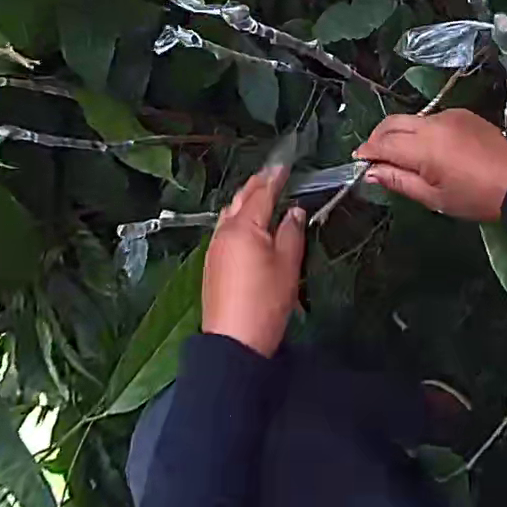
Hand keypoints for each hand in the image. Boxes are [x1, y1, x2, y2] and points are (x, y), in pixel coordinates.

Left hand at [202, 166, 305, 356]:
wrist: (234, 341)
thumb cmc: (265, 301)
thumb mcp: (288, 264)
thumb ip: (291, 231)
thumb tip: (294, 210)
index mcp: (244, 227)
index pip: (261, 194)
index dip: (274, 178)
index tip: (284, 165)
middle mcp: (225, 232)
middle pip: (241, 199)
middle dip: (257, 184)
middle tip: (272, 174)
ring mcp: (215, 248)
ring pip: (230, 213)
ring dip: (245, 199)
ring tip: (260, 193)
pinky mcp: (212, 263)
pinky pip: (225, 228)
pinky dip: (238, 216)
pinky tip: (246, 223)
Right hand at [353, 110, 506, 222]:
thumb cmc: (475, 198)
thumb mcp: (433, 198)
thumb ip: (398, 181)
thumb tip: (370, 171)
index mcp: (424, 147)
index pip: (383, 143)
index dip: (368, 151)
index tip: (359, 160)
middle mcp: (432, 123)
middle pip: (392, 123)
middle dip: (377, 137)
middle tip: (373, 156)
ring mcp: (449, 115)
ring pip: (412, 119)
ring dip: (399, 133)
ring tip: (400, 154)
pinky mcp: (462, 113)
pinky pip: (432, 119)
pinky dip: (421, 130)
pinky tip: (429, 148)